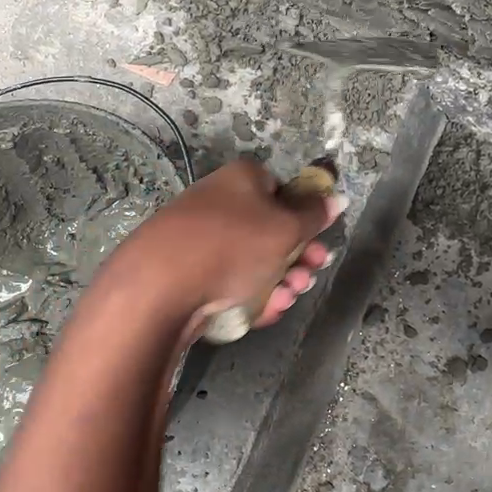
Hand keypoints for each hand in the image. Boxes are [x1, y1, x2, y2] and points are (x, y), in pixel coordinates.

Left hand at [101, 157, 346, 337]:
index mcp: (242, 179)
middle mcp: (220, 203)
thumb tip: (336, 197)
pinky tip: (262, 312)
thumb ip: (315, 214)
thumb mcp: (286, 228)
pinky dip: (249, 297)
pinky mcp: (184, 276)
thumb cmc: (232, 246)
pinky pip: (227, 283)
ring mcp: (199, 240)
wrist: (155, 291)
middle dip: (297, 258)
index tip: (320, 243)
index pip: (284, 190)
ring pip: (252, 261)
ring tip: (287, 299)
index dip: (305, 218)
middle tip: (310, 276)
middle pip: (271, 230)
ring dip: (279, 281)